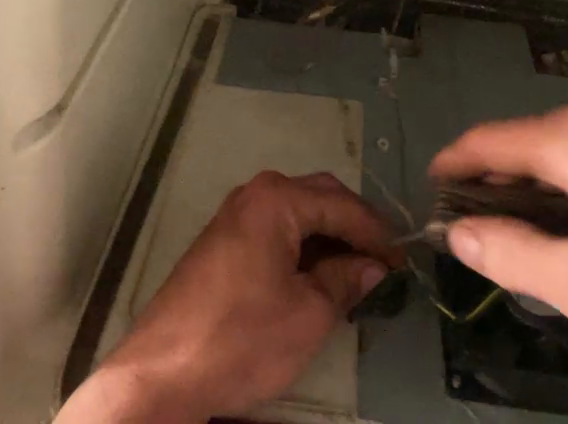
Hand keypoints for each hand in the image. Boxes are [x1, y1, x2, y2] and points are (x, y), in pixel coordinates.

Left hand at [59, 171, 398, 423]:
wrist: (163, 373)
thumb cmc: (242, 339)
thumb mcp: (309, 314)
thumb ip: (345, 280)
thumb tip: (372, 265)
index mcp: (276, 199)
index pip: (343, 205)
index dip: (378, 233)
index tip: (404, 261)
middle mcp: (254, 195)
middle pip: (319, 197)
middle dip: (354, 226)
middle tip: (384, 261)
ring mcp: (233, 217)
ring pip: (296, 214)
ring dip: (329, 236)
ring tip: (357, 272)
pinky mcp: (222, 243)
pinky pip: (274, 230)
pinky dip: (302, 247)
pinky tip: (318, 276)